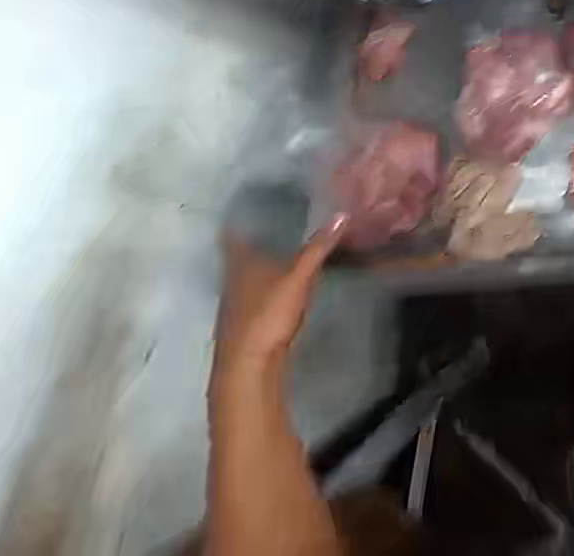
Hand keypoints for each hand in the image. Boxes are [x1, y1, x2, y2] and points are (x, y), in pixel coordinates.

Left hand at [210, 217, 344, 407]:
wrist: (247, 368)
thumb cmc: (267, 314)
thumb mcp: (299, 277)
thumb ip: (319, 248)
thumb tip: (342, 214)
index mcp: (240, 263)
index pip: (233, 233)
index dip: (240, 217)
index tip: (250, 204)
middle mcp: (231, 279)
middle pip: (239, 252)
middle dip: (254, 236)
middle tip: (276, 217)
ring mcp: (234, 303)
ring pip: (245, 273)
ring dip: (260, 260)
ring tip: (282, 244)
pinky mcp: (243, 321)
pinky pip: (253, 290)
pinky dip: (264, 281)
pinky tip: (279, 282)